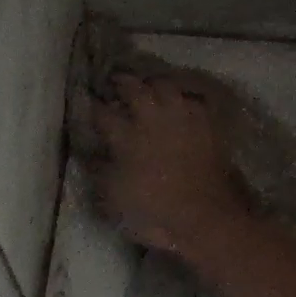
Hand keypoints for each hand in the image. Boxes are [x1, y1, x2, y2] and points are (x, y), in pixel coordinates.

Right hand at [89, 74, 250, 257]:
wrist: (206, 215)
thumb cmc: (154, 211)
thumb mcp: (114, 199)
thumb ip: (99, 174)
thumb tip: (89, 156)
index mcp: (127, 137)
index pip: (103, 113)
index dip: (93, 106)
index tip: (88, 102)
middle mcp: (153, 119)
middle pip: (135, 90)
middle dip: (123, 83)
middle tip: (116, 81)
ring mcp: (183, 118)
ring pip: (166, 87)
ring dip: (154, 84)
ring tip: (149, 87)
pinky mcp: (207, 124)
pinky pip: (194, 100)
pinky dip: (184, 99)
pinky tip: (181, 103)